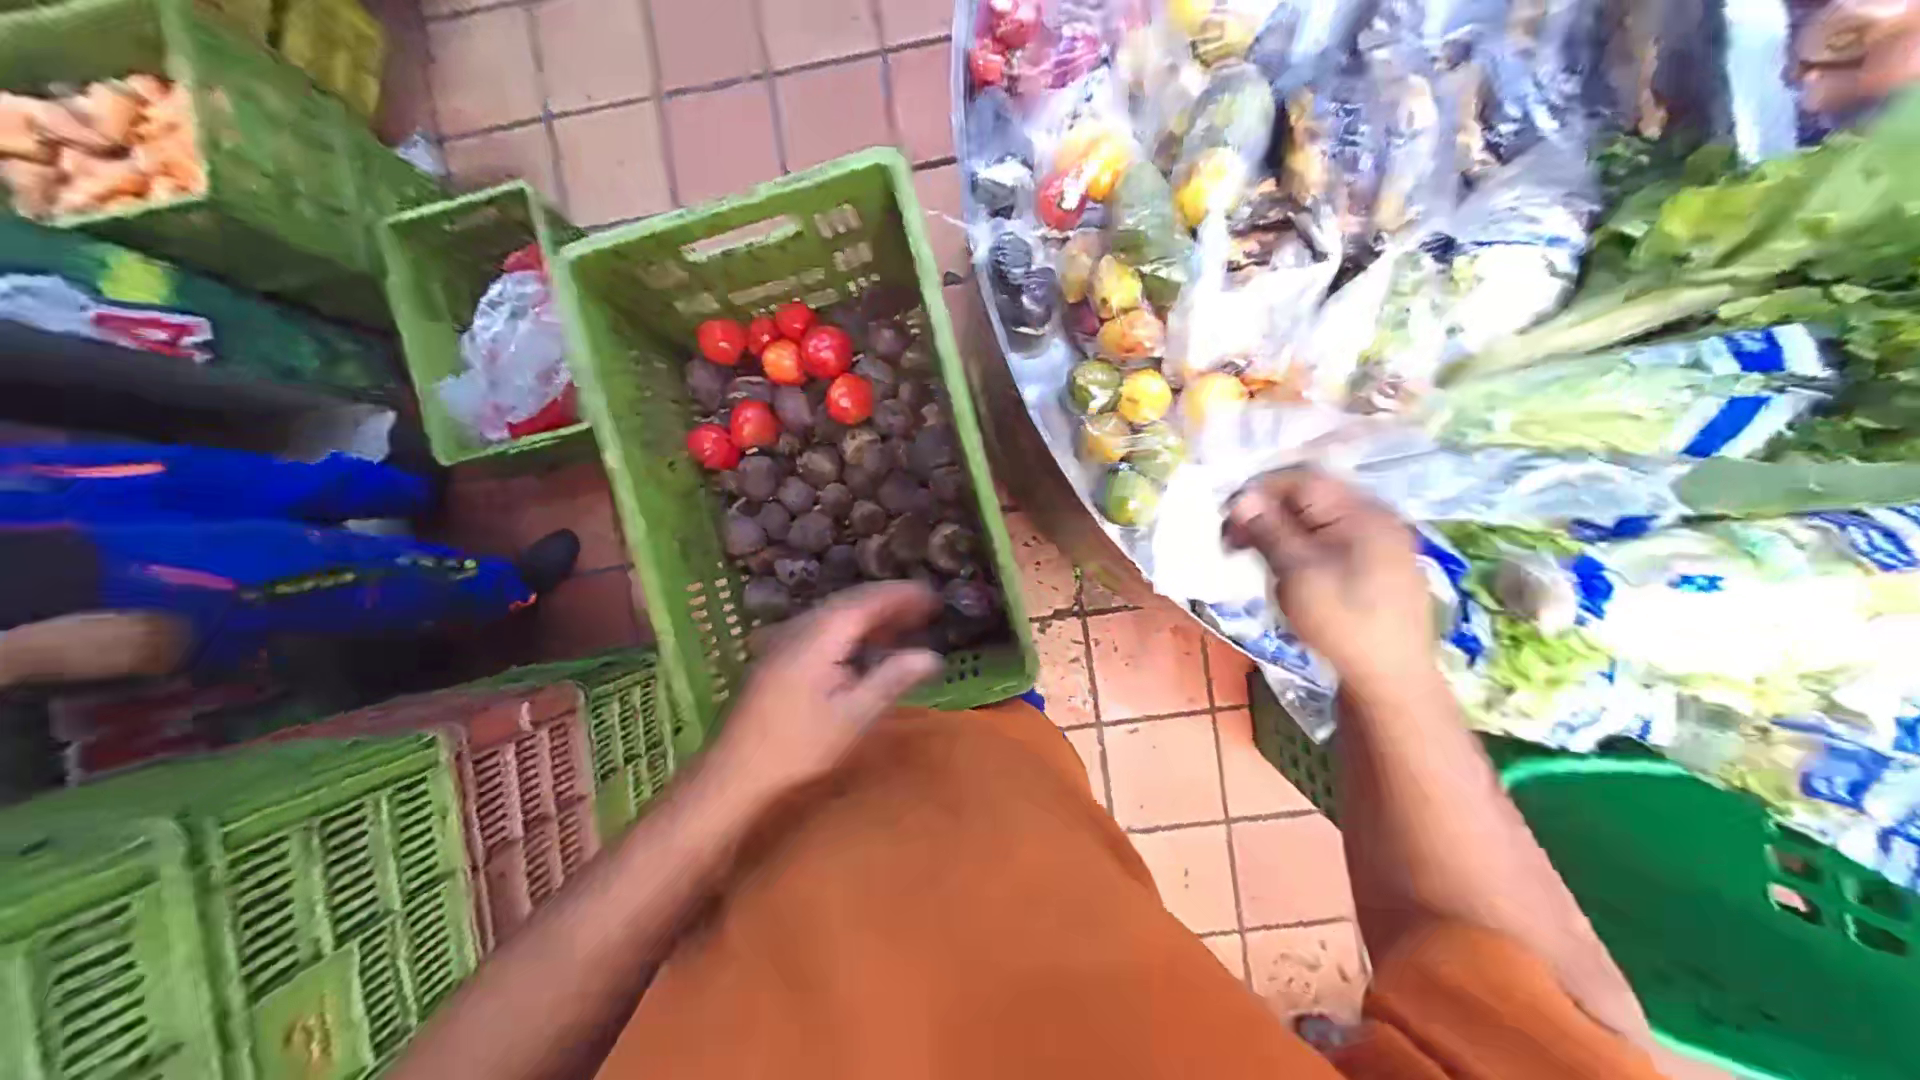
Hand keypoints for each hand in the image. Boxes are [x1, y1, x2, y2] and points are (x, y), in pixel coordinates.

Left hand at [706, 582, 943, 797]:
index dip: (902, 595)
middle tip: (926, 610)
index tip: (934, 597)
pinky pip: (823, 628)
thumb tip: (931, 656)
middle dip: (890, 602)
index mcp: (821, 635)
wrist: (735, 771)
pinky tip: (863, 647)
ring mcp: (785, 640)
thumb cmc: (799, 745)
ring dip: (870, 615)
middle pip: (851, 602)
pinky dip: (851, 629)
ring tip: (903, 626)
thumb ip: (892, 679)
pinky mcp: (778, 656)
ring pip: (835, 614)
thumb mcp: (854, 715)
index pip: (868, 601)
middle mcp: (801, 627)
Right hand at [1223, 469, 1432, 695]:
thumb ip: (1269, 529)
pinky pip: (1331, 543)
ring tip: (1254, 559)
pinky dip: (1301, 548)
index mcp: (1363, 513)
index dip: (1259, 492)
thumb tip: (1243, 498)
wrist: (1390, 681)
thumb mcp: (1297, 572)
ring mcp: (1381, 545)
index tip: (1227, 518)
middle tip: (1234, 543)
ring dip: (1280, 534)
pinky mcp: (1377, 569)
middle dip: (1267, 515)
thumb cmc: (1342, 623)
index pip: (1302, 480)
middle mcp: (1376, 520)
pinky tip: (1285, 571)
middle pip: (1311, 500)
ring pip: (1318, 524)